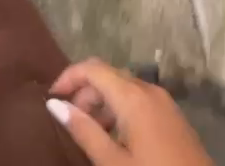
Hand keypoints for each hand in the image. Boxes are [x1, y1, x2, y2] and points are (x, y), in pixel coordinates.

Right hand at [47, 58, 213, 165]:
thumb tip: (55, 104)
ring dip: (102, 103)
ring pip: (123, 88)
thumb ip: (83, 130)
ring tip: (89, 132)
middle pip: (108, 76)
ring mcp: (164, 102)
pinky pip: (139, 101)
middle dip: (84, 92)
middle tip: (68, 120)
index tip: (51, 98)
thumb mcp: (113, 162)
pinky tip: (115, 138)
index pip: (92, 68)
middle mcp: (148, 89)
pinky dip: (120, 110)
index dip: (68, 77)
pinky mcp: (173, 117)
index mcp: (132, 96)